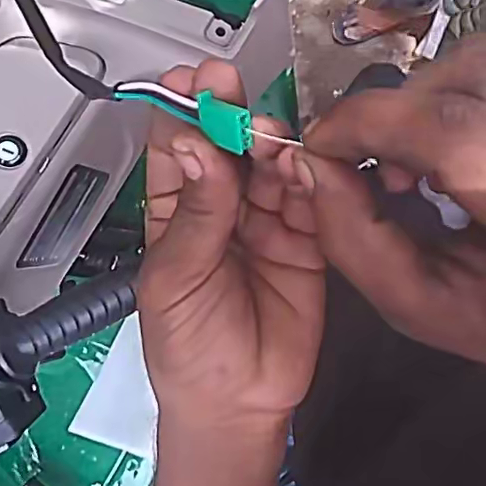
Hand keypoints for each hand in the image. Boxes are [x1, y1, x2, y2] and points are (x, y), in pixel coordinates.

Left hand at [138, 60, 324, 433]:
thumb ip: (196, 215)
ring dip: (270, 145)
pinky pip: (311, 202)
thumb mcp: (173, 280)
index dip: (182, 111)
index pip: (178, 148)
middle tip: (228, 87)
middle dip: (228, 114)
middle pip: (228, 147)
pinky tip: (303, 165)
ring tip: (266, 136)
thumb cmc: (187, 348)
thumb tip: (198, 147)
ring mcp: (265, 221)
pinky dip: (311, 180)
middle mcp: (222, 208)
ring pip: (271, 168)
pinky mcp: (305, 240)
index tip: (187, 82)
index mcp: (176, 212)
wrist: (237, 403)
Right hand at [296, 36, 485, 406]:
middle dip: (397, 109)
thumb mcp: (413, 305)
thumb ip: (352, 236)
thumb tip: (312, 158)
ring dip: (425, 98)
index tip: (323, 141)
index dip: (374, 123)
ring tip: (413, 158)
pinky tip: (451, 146)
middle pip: (477, 80)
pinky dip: (455, 97)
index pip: (461, 136)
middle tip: (369, 158)